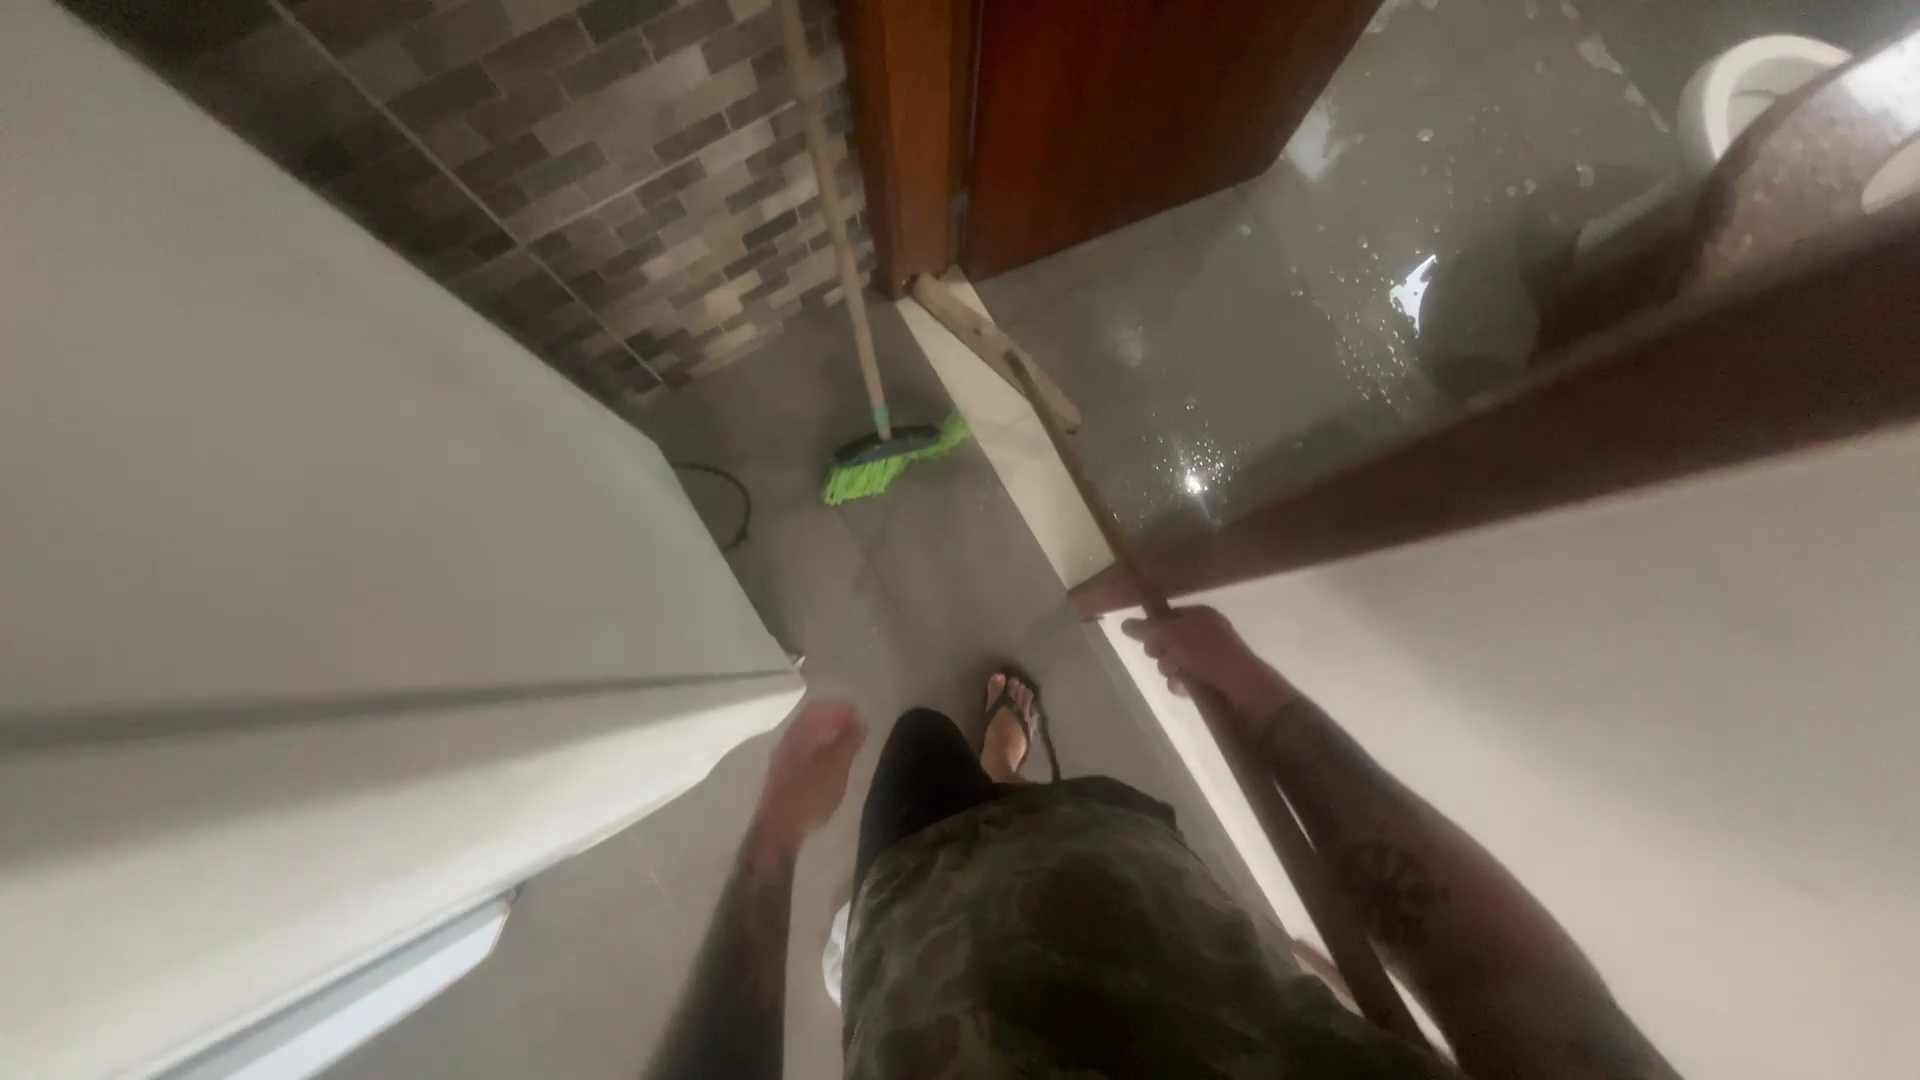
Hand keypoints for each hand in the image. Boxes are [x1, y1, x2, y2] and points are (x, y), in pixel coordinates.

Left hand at [753, 701, 866, 853]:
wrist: (776, 831)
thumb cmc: (809, 795)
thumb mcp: (836, 767)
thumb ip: (848, 742)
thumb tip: (859, 723)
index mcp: (799, 733)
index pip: (820, 708)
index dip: (842, 709)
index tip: (861, 719)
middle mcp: (787, 740)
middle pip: (812, 720)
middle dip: (836, 721)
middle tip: (857, 731)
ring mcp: (782, 758)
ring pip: (807, 737)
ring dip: (828, 736)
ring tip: (847, 748)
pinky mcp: (782, 775)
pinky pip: (804, 751)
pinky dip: (820, 750)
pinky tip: (830, 766)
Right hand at [1121, 607, 1293, 716]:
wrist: (1241, 687)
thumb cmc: (1205, 653)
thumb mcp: (1170, 635)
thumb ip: (1146, 629)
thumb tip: (1124, 624)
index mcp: (1201, 615)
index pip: (1169, 615)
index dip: (1154, 626)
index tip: (1145, 639)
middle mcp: (1207, 633)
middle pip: (1170, 640)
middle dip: (1160, 652)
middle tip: (1161, 657)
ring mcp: (1212, 657)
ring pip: (1176, 662)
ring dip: (1170, 670)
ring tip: (1176, 677)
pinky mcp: (1214, 680)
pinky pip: (1188, 679)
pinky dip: (1182, 684)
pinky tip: (1184, 689)